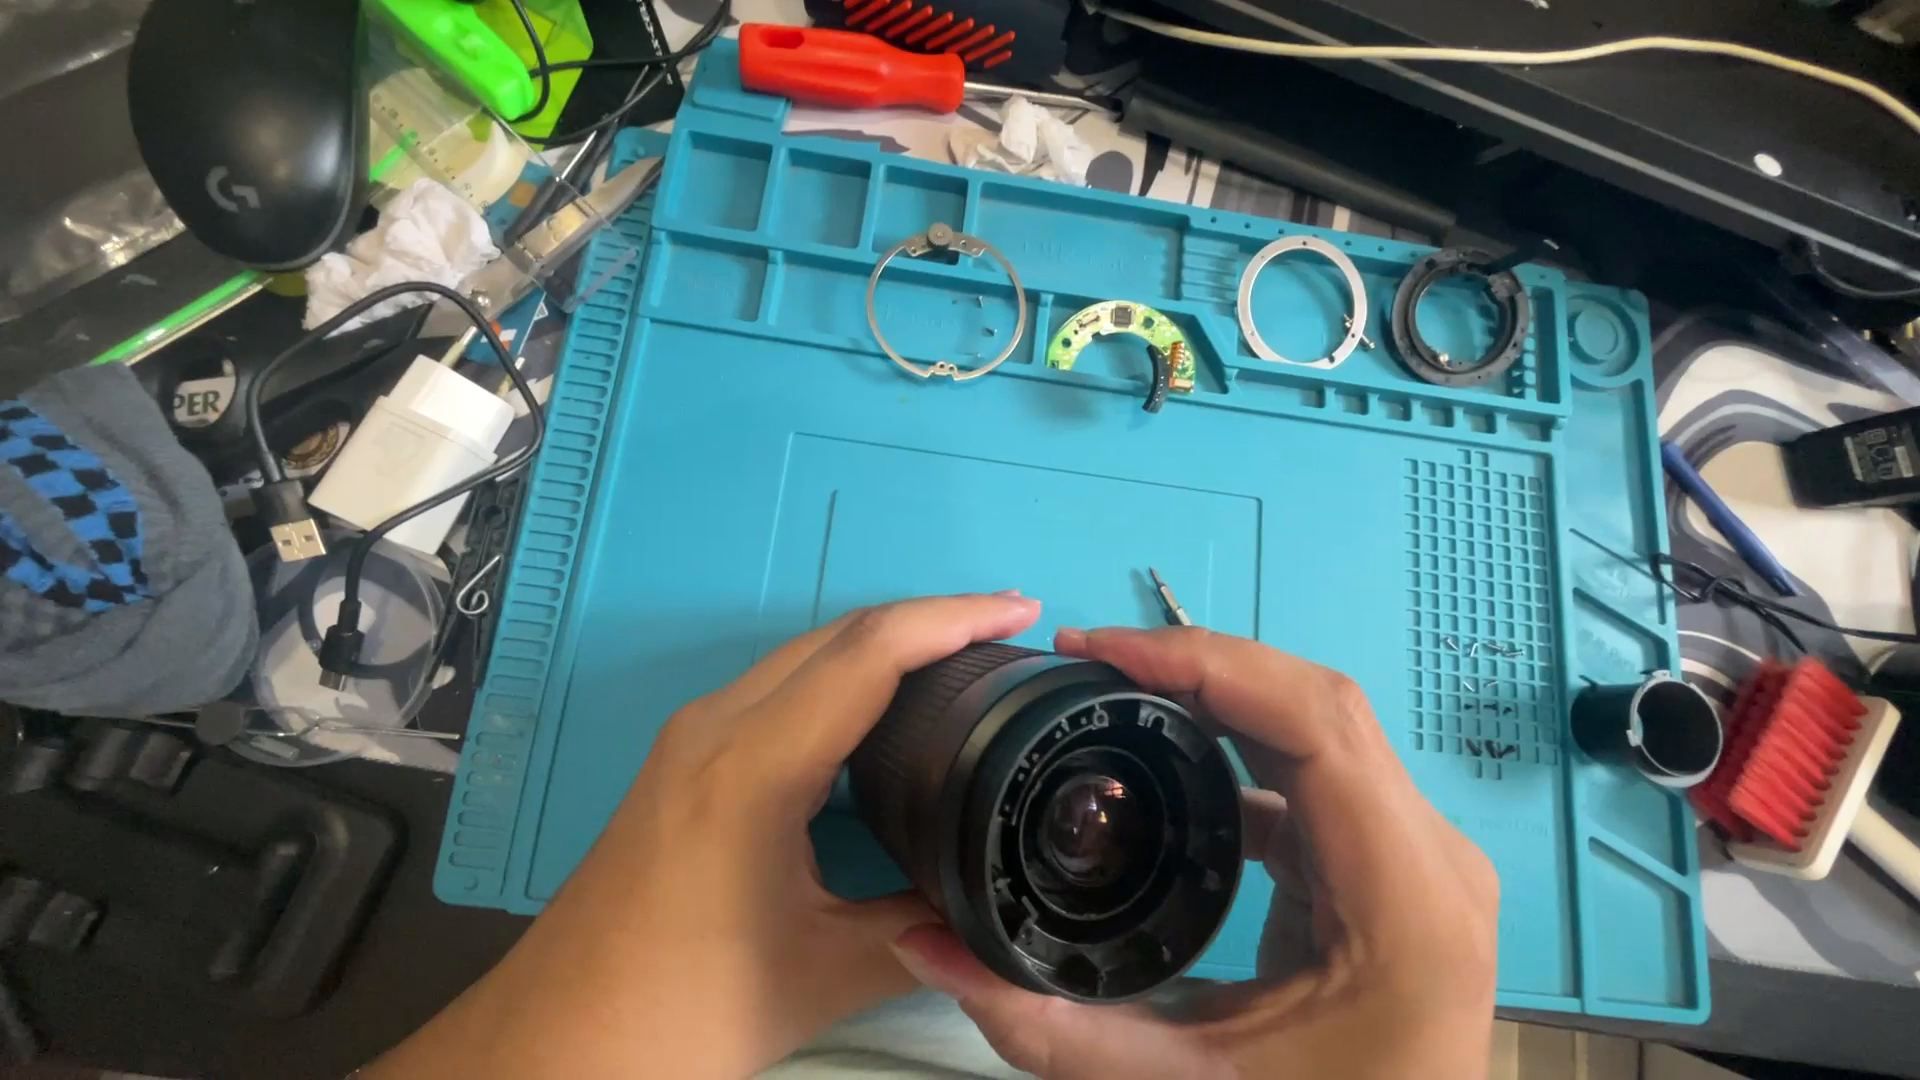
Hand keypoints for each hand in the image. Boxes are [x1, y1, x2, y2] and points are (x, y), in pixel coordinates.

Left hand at [365, 592, 1043, 1079]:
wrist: (549, 1044)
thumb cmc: (681, 1013)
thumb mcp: (821, 975)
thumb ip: (922, 929)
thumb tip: (988, 897)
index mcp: (755, 764)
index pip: (870, 655)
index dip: (953, 620)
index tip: (1019, 610)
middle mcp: (720, 722)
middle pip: (842, 635)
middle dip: (930, 618)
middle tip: (1006, 630)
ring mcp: (697, 731)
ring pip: (811, 652)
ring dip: (888, 641)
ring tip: (962, 655)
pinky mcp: (689, 751)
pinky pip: (786, 683)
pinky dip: (850, 673)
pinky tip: (887, 702)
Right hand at [889, 625, 1499, 1079]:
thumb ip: (1046, 1027)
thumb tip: (925, 939)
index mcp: (1404, 897)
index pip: (1313, 720)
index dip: (1205, 661)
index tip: (1101, 652)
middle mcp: (1424, 852)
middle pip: (1310, 700)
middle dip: (1194, 658)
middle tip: (1091, 654)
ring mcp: (1410, 846)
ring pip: (1307, 717)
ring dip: (1211, 683)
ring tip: (1115, 678)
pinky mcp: (1379, 852)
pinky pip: (1302, 760)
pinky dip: (1229, 730)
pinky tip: (1164, 736)